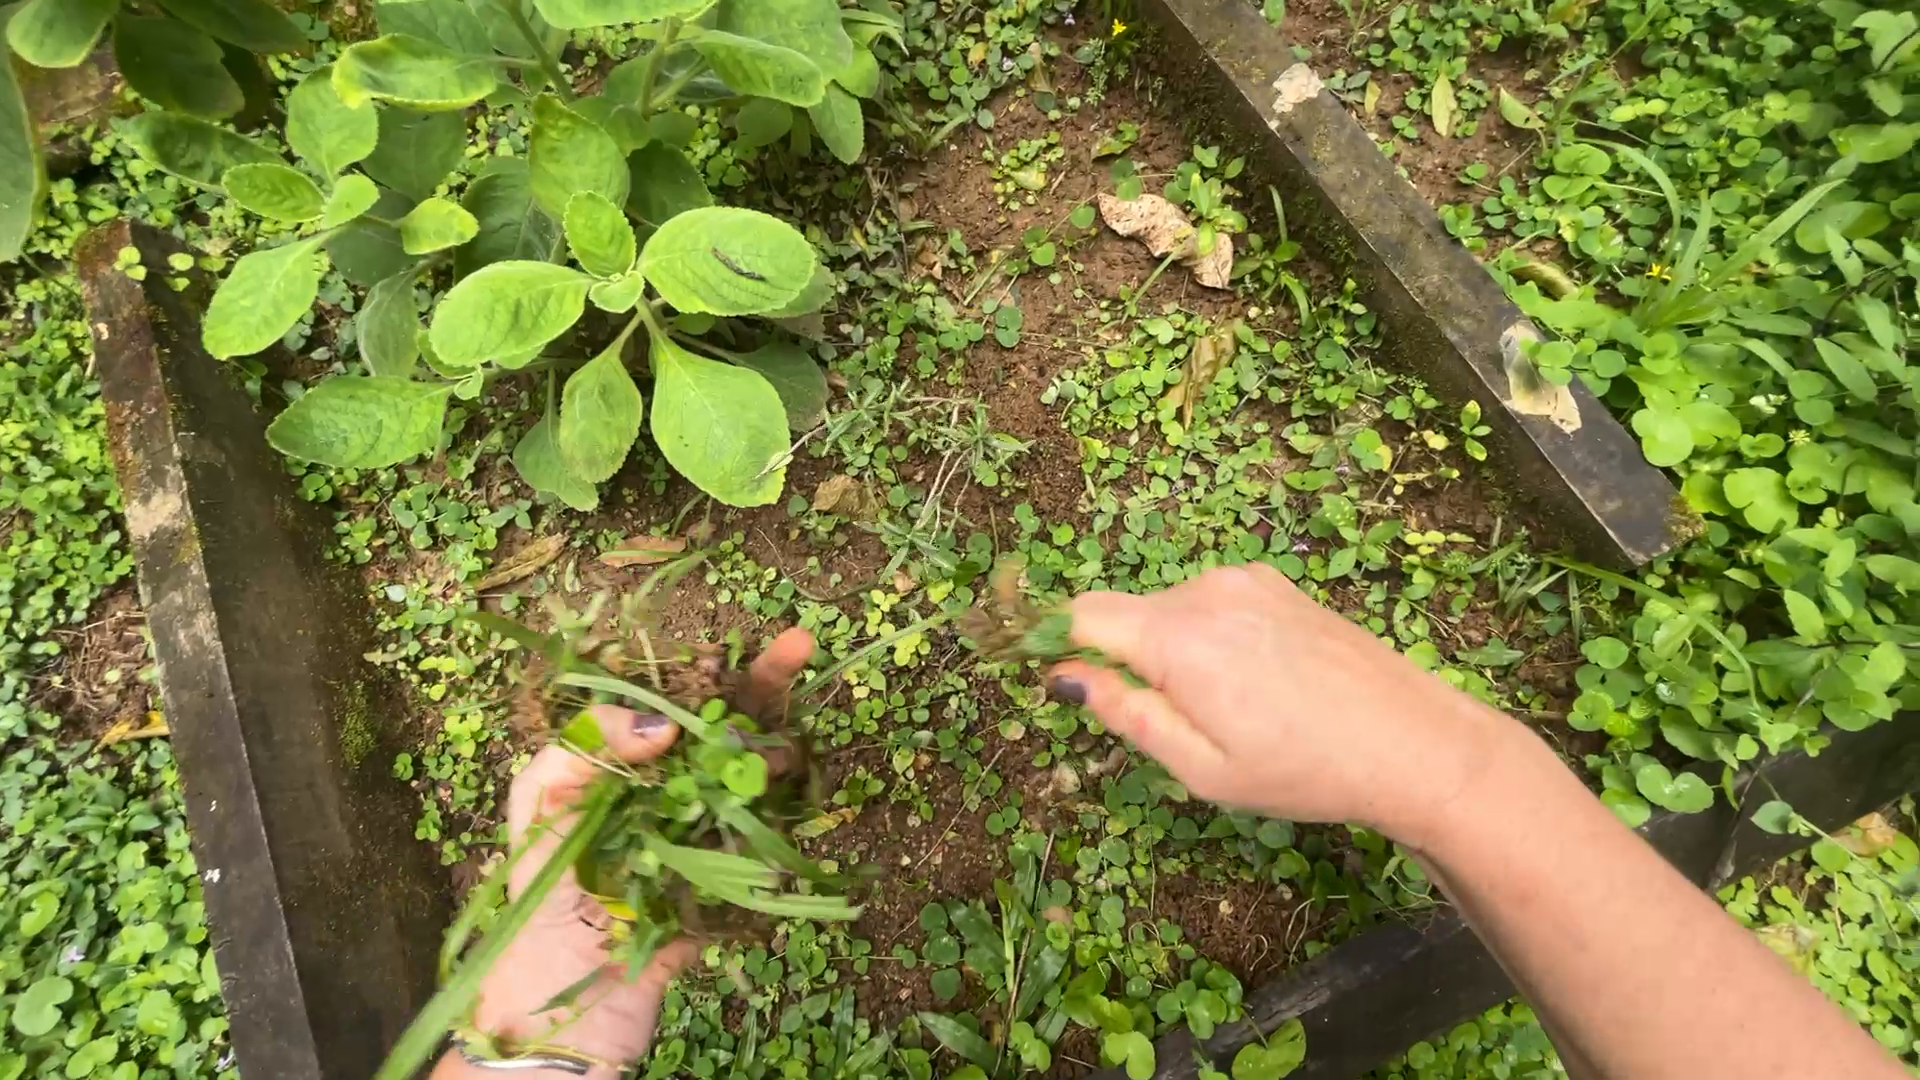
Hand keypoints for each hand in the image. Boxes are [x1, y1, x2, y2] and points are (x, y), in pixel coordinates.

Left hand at [447, 628, 816, 1076]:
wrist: (576, 994)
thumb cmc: (546, 892)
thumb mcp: (542, 802)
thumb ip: (588, 745)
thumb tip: (668, 730)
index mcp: (637, 756)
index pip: (679, 696)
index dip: (706, 667)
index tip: (724, 649)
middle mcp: (683, 774)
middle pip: (734, 714)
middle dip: (768, 676)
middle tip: (801, 641)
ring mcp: (718, 812)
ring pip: (764, 757)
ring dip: (773, 743)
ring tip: (767, 757)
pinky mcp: (744, 855)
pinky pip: (776, 813)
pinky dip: (786, 792)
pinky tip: (783, 783)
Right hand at [1047, 564, 1516, 847]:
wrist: (1417, 743)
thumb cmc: (1301, 770)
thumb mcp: (1201, 767)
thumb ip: (1125, 713)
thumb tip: (1063, 674)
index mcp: (1177, 638)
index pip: (1080, 614)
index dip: (1051, 638)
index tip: (1050, 672)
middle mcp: (1202, 591)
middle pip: (1122, 612)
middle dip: (1119, 656)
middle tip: (1168, 716)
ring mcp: (1240, 579)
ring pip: (1164, 607)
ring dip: (1164, 646)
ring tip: (1223, 701)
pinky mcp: (1270, 579)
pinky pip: (1205, 600)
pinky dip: (1201, 631)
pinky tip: (1252, 673)